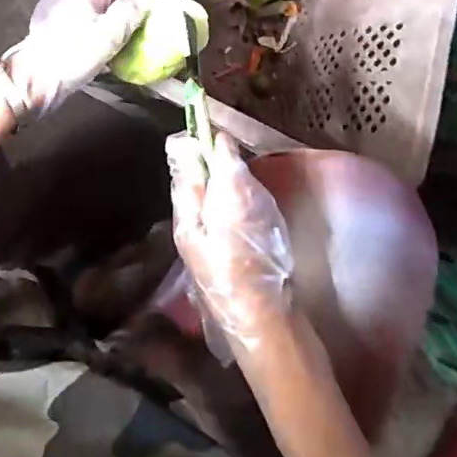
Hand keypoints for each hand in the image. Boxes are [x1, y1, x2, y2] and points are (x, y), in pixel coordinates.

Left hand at [4, 0, 156, 117]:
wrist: (32, 81)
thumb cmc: (72, 57)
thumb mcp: (110, 34)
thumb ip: (131, 9)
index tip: (148, 7)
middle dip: (121, 5)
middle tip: (136, 25)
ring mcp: (54, 9)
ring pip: (88, 7)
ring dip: (104, 18)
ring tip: (117, 39)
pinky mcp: (47, 27)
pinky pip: (76, 21)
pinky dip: (89, 28)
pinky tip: (93, 47)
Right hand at [167, 132, 293, 353]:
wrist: (262, 313)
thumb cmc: (219, 271)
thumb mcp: (189, 230)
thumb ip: (188, 186)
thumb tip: (182, 147)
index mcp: (232, 185)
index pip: (220, 143)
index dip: (202, 144)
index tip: (186, 159)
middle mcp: (255, 187)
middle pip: (228, 161)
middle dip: (209, 171)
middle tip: (191, 198)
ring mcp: (268, 203)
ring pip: (238, 180)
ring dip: (221, 189)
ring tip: (206, 219)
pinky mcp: (274, 219)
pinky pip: (248, 198)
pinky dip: (233, 204)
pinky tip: (225, 230)